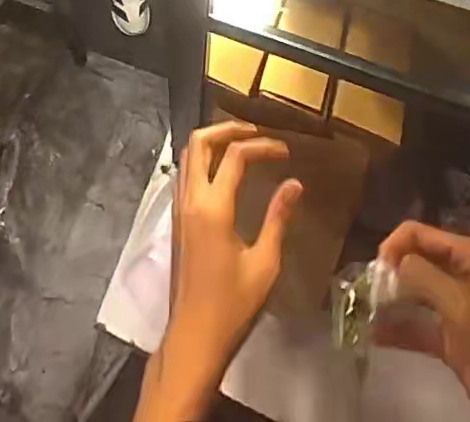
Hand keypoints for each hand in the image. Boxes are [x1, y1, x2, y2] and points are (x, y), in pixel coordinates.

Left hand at [135, 121, 301, 421]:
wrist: (193, 339)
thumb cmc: (232, 306)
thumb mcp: (264, 264)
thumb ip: (277, 218)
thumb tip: (294, 183)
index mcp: (213, 208)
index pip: (235, 156)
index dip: (262, 146)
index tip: (285, 152)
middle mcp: (190, 199)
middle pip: (199, 142)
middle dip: (227, 129)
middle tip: (255, 132)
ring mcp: (178, 208)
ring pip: (187, 155)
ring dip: (212, 142)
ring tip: (241, 144)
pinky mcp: (176, 220)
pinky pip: (185, 174)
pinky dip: (203, 160)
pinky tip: (223, 172)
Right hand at [375, 222, 469, 421]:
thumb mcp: (465, 311)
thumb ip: (426, 279)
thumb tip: (391, 261)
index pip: (419, 233)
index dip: (394, 246)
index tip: (376, 271)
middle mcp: (461, 274)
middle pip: (413, 259)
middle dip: (388, 272)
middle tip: (365, 293)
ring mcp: (455, 307)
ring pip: (412, 292)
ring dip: (388, 300)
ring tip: (361, 311)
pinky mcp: (450, 339)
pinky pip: (416, 325)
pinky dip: (396, 329)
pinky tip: (373, 335)